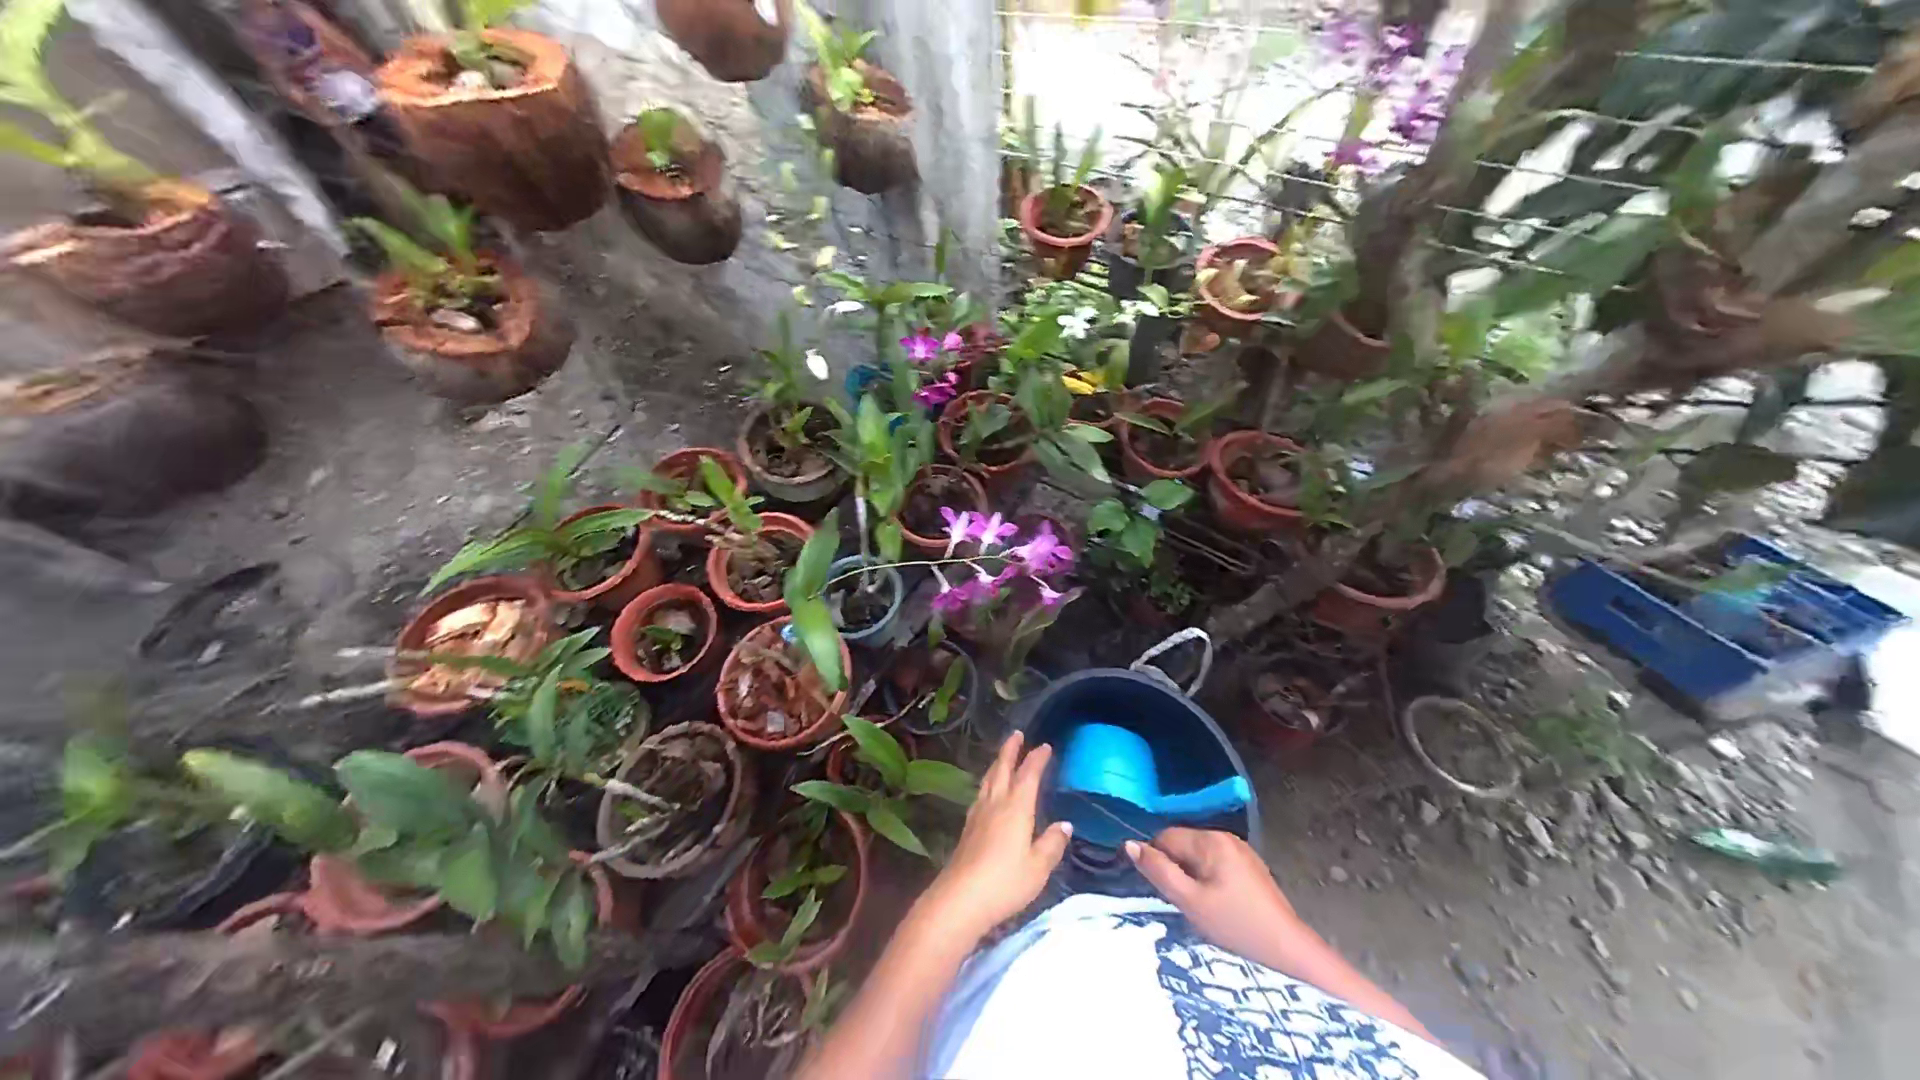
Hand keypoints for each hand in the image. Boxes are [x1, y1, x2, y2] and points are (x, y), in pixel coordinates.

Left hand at [912, 732, 1070, 942]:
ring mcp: (978, 814)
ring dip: (997, 763)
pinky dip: (988, 782)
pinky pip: (981, 793)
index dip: (1036, 759)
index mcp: (1016, 808)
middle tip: (1017, 734)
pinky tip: (987, 791)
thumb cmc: (1005, 882)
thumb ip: (1052, 844)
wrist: (960, 899)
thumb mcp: (1038, 867)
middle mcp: (995, 803)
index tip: (1045, 745)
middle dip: (1010, 750)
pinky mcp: (968, 828)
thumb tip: (1065, 824)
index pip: (1028, 775)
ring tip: (1002, 756)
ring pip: (988, 779)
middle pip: (1002, 768)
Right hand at [1126, 827, 1305, 962]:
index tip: (1164, 890)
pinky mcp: (1249, 863)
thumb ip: (1159, 871)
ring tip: (1200, 903)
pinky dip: (1207, 876)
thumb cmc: (1236, 926)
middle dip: (1175, 867)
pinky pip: (1214, 860)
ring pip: (1196, 853)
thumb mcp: (1190, 902)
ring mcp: (1239, 848)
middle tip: (1184, 901)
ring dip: (1190, 873)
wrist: (1288, 950)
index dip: (1157, 861)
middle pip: (1181, 843)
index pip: (1165, 837)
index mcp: (1210, 840)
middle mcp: (1224, 835)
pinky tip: (1217, 902)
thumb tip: (1129, 844)